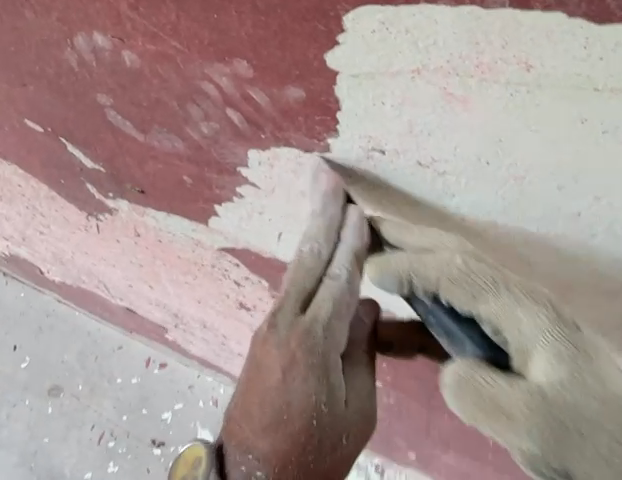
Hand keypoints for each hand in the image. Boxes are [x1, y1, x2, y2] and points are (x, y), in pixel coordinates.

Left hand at [218, 162, 378, 479]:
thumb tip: (366, 307)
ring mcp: (270, 323)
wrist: (256, 473)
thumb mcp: (356, 411)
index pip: (340, 280)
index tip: (359, 207)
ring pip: (297, 267)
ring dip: (312, 229)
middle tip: (326, 172)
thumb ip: (361, 354)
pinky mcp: (265, 332)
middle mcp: (286, 321)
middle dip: (321, 213)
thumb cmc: (315, 450)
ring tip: (322, 193)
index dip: (353, 244)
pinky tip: (315, 244)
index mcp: (313, 341)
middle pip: (309, 257)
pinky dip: (307, 258)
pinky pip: (292, 286)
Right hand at [360, 203, 621, 479]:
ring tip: (363, 257)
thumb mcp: (535, 425)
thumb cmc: (594, 444)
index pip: (455, 271)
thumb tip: (447, 369)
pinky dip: (420, 315)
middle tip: (356, 220)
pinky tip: (389, 330)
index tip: (366, 266)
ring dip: (409, 265)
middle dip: (405, 237)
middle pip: (453, 255)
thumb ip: (478, 391)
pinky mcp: (513, 350)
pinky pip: (456, 320)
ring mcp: (516, 324)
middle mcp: (518, 303)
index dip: (409, 264)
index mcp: (524, 310)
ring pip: (452, 280)